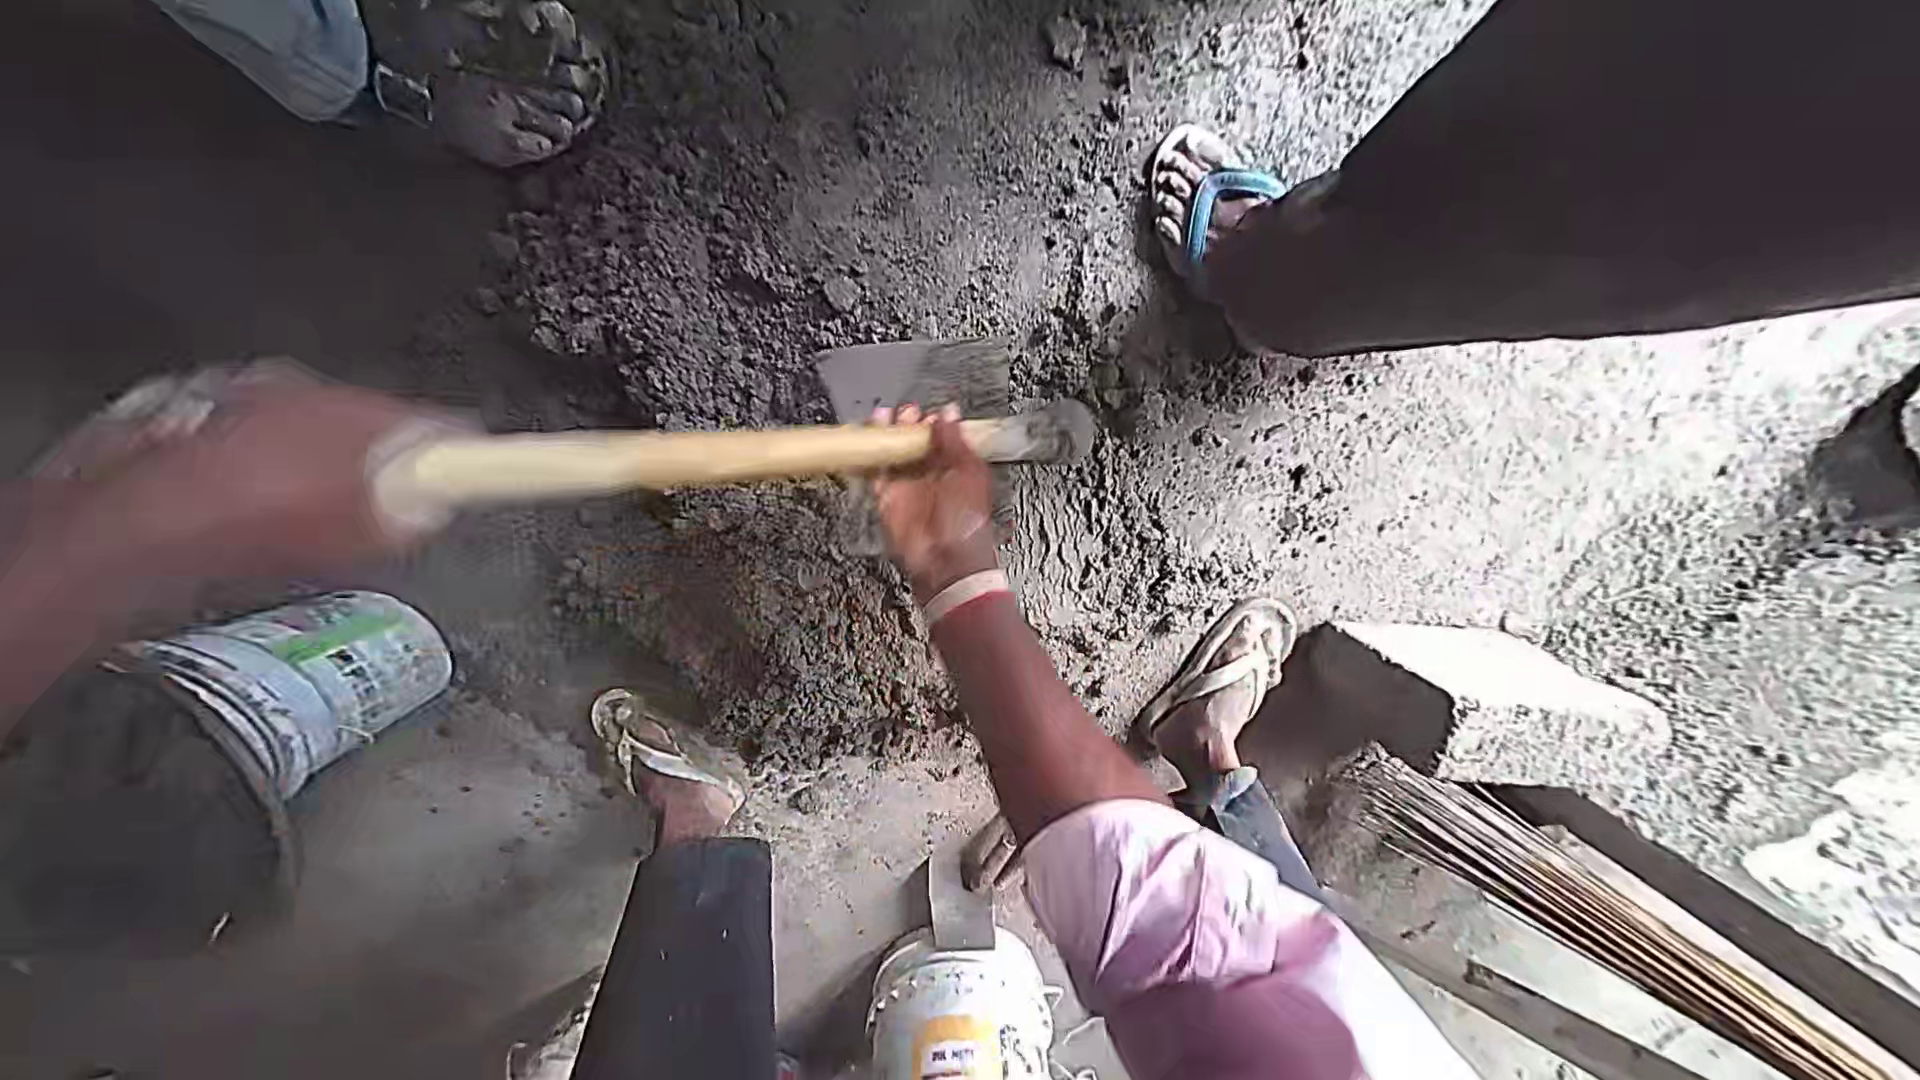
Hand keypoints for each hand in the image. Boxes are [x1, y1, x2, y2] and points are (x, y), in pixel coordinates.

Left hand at [36, 363, 465, 580]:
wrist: (144, 523)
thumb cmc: (259, 525)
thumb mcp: (376, 539)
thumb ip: (419, 516)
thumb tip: (432, 512)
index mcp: (374, 418)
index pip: (449, 425)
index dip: (467, 449)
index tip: (474, 462)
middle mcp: (324, 391)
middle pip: (389, 419)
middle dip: (395, 452)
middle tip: (392, 494)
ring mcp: (265, 389)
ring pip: (331, 418)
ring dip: (340, 449)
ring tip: (325, 495)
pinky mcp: (217, 398)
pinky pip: (279, 420)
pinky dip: (287, 447)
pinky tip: (273, 486)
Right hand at [871, 403, 998, 600]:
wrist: (947, 559)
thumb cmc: (968, 522)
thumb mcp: (969, 472)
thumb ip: (956, 441)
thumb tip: (948, 413)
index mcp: (954, 467)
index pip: (938, 436)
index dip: (930, 422)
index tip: (925, 412)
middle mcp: (929, 475)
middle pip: (911, 442)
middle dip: (906, 423)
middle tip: (905, 412)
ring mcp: (907, 486)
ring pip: (891, 453)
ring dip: (886, 434)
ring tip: (883, 417)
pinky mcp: (887, 498)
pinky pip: (874, 472)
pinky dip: (869, 455)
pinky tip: (869, 439)